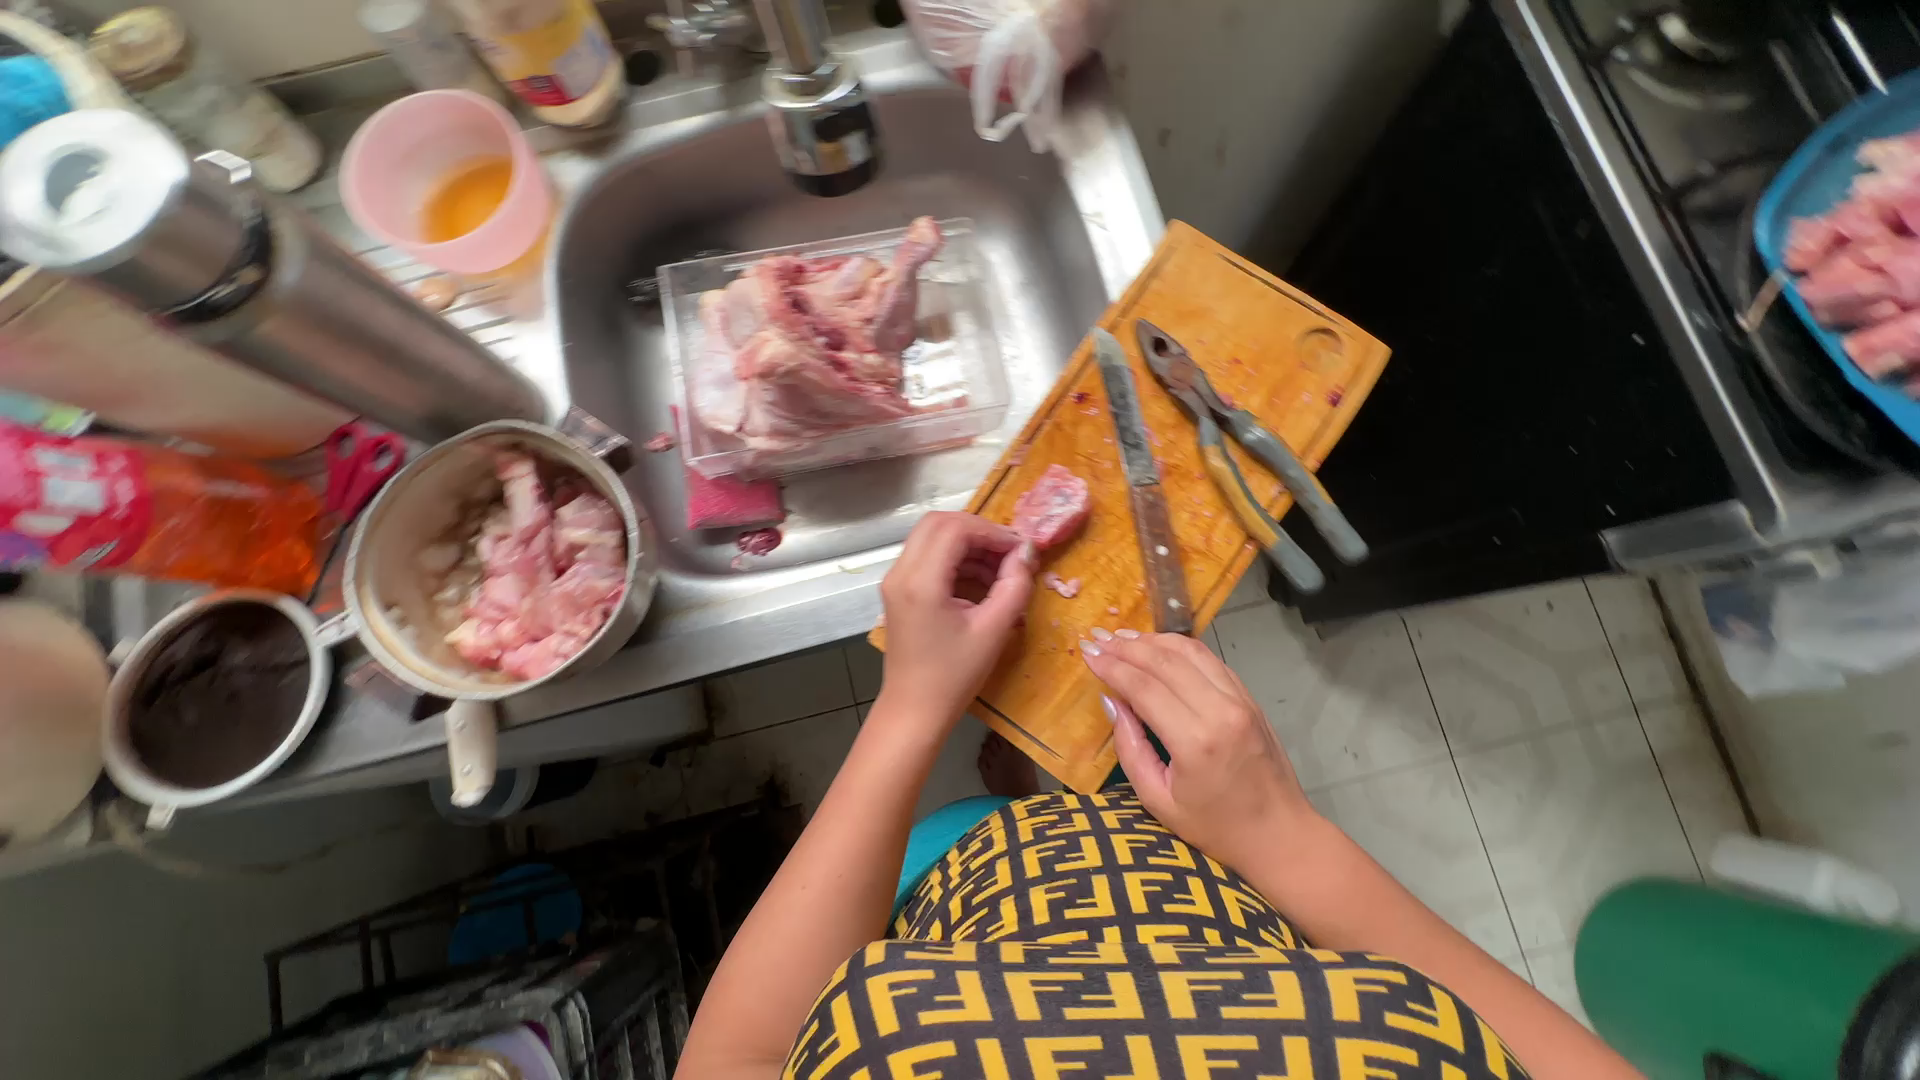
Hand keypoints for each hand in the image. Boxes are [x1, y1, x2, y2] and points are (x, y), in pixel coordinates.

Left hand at [878, 512, 1034, 726]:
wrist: (915, 709)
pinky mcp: (898, 589)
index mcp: (921, 581)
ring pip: (930, 536)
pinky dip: (954, 557)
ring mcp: (895, 580)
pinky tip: (980, 579)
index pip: (955, 529)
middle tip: (1008, 552)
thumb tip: (1026, 552)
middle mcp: (900, 572)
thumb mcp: (994, 630)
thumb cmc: (954, 675)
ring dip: (967, 543)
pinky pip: (926, 555)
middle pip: (938, 522)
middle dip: (978, 530)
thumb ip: (1014, 586)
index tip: (1020, 549)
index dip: (991, 531)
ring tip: (1000, 569)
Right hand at [1081, 629, 1321, 870]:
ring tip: (1122, 638)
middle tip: (1097, 639)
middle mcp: (1220, 710)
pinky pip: (1210, 660)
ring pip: (1190, 651)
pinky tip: (1158, 647)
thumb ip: (1130, 748)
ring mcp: (1240, 699)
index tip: (1087, 654)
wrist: (1281, 835)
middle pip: (1165, 661)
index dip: (1112, 667)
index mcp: (1195, 741)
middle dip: (1126, 647)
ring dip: (1152, 640)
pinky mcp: (1249, 698)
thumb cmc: (1215, 827)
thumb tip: (1111, 701)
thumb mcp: (1158, 800)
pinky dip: (1180, 647)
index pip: (1144, 687)